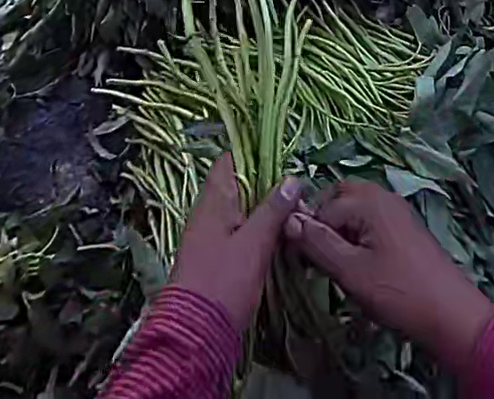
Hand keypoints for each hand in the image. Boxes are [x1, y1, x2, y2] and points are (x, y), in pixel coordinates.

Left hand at [167, 153, 302, 325]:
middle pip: (241, 184)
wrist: (195, 338)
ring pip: (244, 209)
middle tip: (298, 192)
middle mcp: (210, 211)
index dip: (255, 154)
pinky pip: (243, 231)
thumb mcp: (254, 243)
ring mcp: (214, 235)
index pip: (230, 160)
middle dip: (269, 185)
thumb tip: (292, 178)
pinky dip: (261, 230)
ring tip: (296, 214)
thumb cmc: (223, 282)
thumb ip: (272, 209)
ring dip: (268, 210)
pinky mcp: (220, 257)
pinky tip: (283, 238)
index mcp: (214, 199)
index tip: (283, 160)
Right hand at [284, 180, 493, 372]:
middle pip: (338, 196)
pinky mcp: (402, 225)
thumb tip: (288, 220)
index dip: (307, 232)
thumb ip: (318, 244)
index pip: (322, 207)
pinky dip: (356, 232)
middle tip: (316, 256)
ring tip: (334, 262)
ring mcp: (394, 208)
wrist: (451, 314)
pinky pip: (369, 216)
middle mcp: (381, 195)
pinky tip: (356, 261)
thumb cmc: (398, 291)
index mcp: (367, 200)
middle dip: (322, 221)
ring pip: (354, 206)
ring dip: (338, 226)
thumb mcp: (351, 271)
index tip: (301, 262)